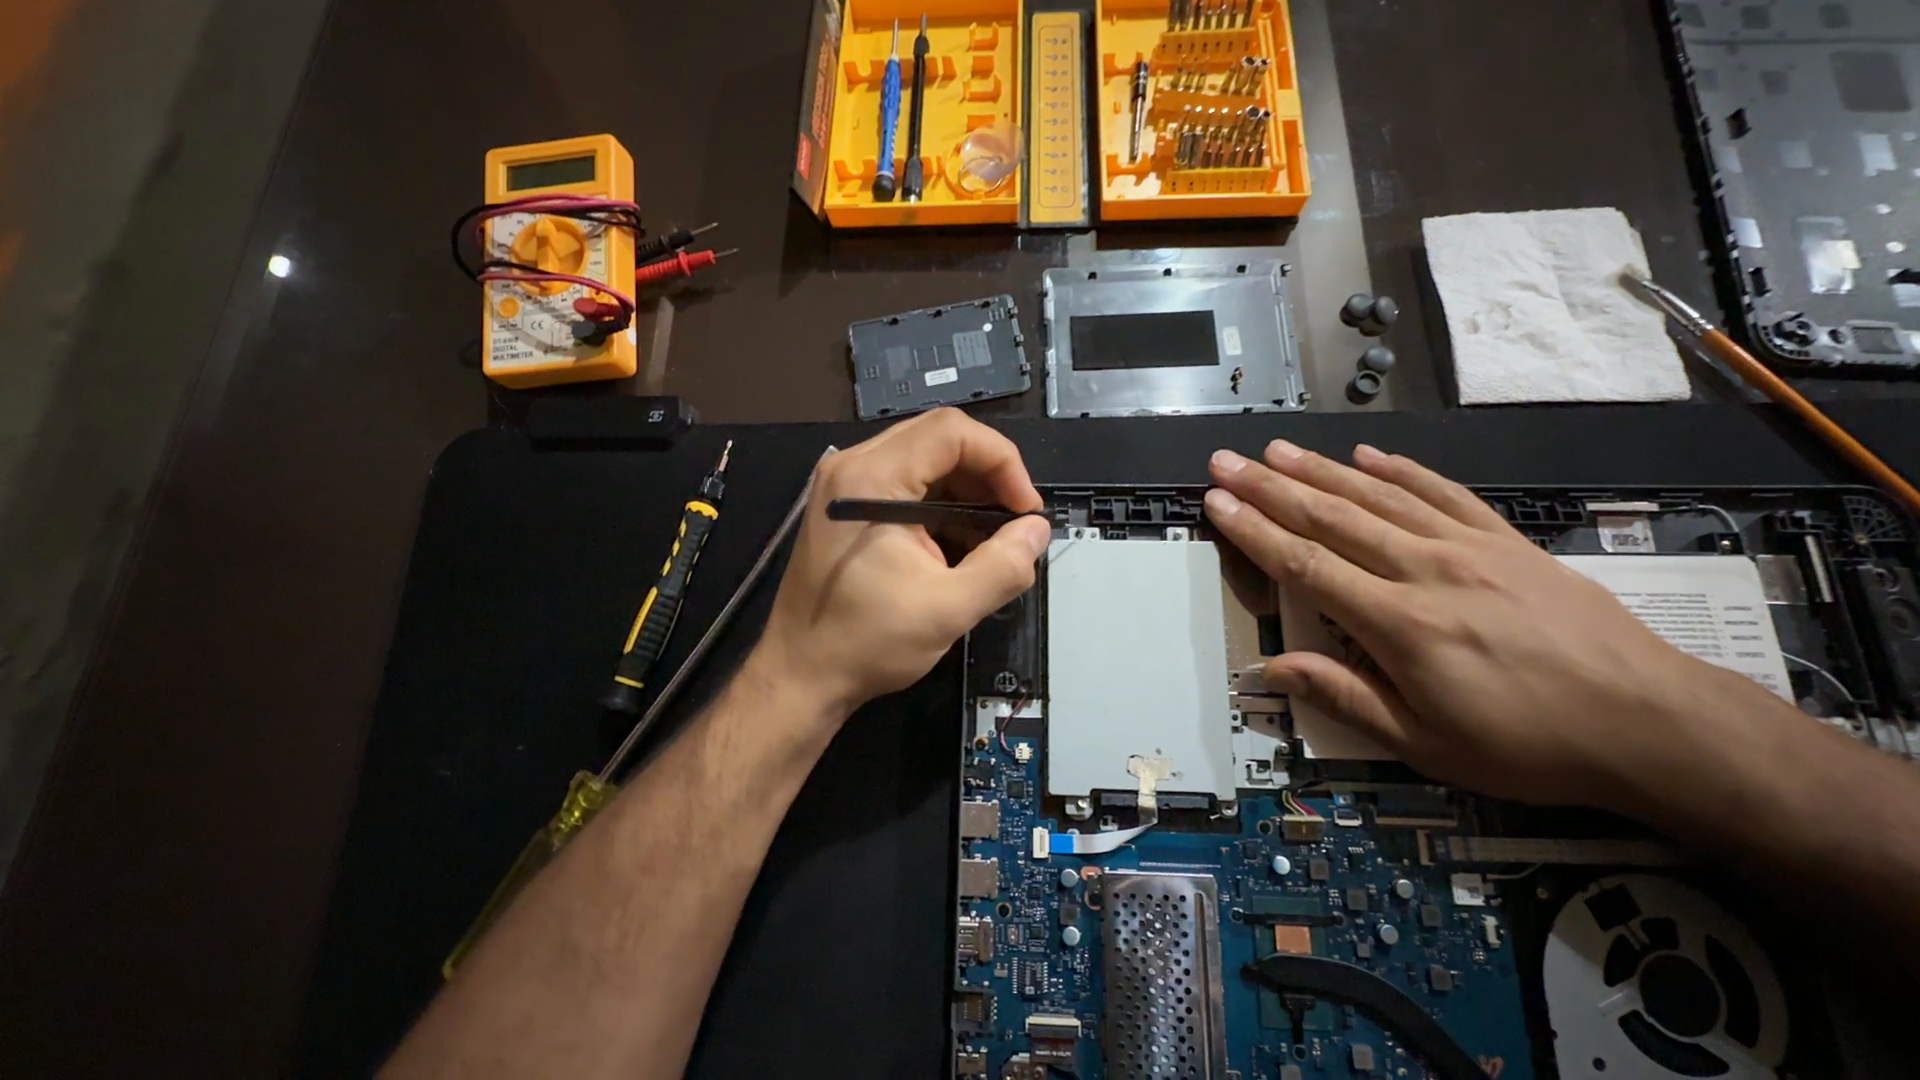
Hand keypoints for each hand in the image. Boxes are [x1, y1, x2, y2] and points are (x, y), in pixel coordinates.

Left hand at [756, 409, 1052, 727]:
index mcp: (871, 479)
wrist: (800, 675)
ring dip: (967, 492)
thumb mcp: (948, 609)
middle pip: (939, 438)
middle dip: (988, 475)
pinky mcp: (847, 507)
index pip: (952, 431)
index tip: (1024, 510)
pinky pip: (907, 484)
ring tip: (991, 540)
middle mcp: (853, 468)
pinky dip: (941, 505)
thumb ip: (1003, 566)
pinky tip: (959, 545)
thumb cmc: (864, 643)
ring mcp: (845, 485)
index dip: (1001, 461)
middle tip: (1014, 522)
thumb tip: (1037, 531)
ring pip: (925, 460)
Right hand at [1203, 440, 1771, 809]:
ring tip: (1276, 449)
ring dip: (1320, 470)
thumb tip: (1274, 670)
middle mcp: (1427, 571)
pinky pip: (1444, 494)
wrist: (1650, 724)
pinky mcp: (1508, 541)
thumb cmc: (1529, 745)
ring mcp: (1470, 548)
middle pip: (1331, 518)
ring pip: (1378, 497)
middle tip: (1227, 461)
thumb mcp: (1426, 743)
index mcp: (1400, 625)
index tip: (1217, 503)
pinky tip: (1367, 456)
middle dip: (1270, 487)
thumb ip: (1345, 697)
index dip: (1254, 531)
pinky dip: (1401, 471)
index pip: (1305, 565)